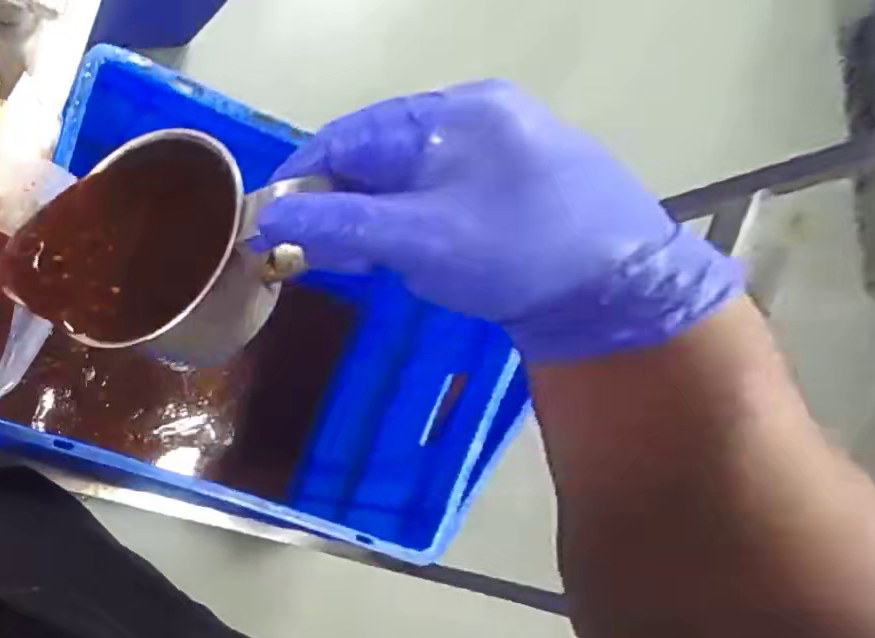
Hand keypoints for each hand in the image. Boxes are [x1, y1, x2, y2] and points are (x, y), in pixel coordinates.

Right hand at [251, 80, 742, 361]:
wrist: (609, 285)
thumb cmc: (510, 252)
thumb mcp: (415, 238)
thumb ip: (336, 224)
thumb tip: (265, 217)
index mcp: (447, 116)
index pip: (343, 139)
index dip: (295, 183)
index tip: (265, 231)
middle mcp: (460, 118)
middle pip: (360, 157)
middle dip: (322, 206)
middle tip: (302, 256)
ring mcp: (475, 148)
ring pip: (381, 179)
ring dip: (349, 220)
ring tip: (342, 261)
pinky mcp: (481, 180)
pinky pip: (409, 194)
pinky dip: (380, 224)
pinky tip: (375, 254)